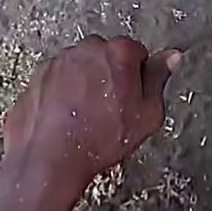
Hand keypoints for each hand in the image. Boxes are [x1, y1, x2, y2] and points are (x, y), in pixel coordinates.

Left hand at [2, 36, 180, 210]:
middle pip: (106, 56)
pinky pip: (56, 78)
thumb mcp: (146, 115)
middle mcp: (88, 49)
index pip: (136, 53)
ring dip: (83, 82)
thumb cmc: (99, 139)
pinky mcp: (39, 75)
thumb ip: (159, 79)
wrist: (49, 161)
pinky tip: (63, 117)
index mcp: (119, 53)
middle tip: (108, 108)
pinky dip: (60, 92)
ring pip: (80, 66)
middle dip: (109, 75)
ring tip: (84, 116)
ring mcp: (60, 60)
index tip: (130, 97)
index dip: (136, 77)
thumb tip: (172, 56)